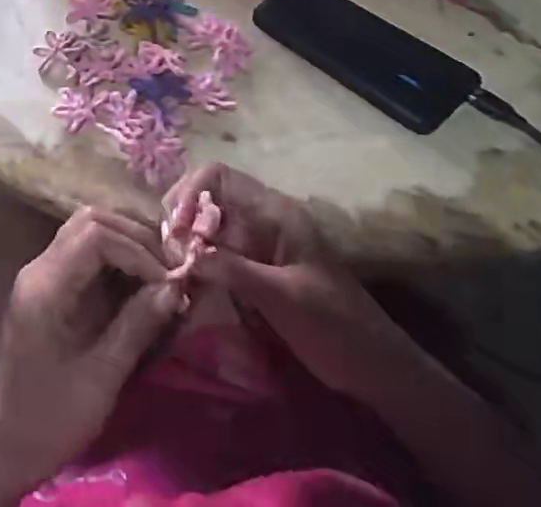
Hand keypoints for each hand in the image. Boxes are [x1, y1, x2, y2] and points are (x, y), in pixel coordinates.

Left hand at [0, 207, 184, 506]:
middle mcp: (38, 267)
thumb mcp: (101, 376)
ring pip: (86, 228)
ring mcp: (39, 273)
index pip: (96, 235)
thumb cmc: (52, 418)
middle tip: (170, 267)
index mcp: (45, 286)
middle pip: (90, 220)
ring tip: (159, 269)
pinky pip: (83, 249)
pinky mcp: (47, 284)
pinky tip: (139, 277)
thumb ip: (137, 325)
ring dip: (126, 240)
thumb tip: (175, 287)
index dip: (138, 249)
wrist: (5, 445)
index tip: (168, 280)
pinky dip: (115, 253)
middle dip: (136, 236)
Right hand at [167, 167, 540, 506]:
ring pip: (207, 221)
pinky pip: (215, 249)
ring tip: (173, 268)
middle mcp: (262, 216)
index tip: (177, 232)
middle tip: (169, 252)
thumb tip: (186, 252)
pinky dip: (196, 259)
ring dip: (186, 239)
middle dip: (182, 215)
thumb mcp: (284, 298)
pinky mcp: (253, 264)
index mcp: (275, 211)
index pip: (218, 176)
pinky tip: (186, 280)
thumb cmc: (334, 325)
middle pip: (206, 194)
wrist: (372, 365)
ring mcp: (256, 240)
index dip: (190, 194)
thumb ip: (235, 270)